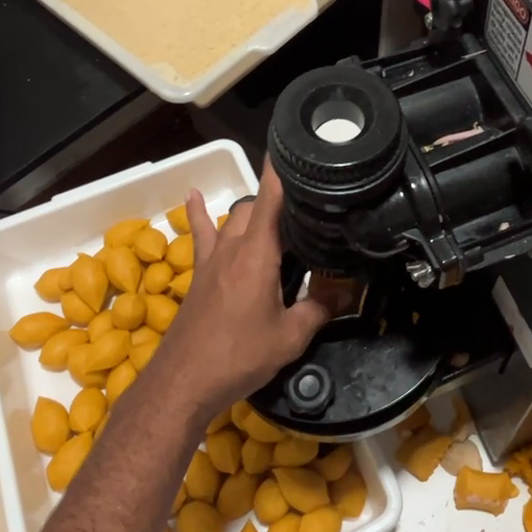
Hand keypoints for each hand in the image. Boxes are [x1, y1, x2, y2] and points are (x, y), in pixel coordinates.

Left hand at [153, 163, 331, 419]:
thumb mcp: (290, 337)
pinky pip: (202, 234)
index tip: (295, 148)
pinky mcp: (200, 274)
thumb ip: (320, 309)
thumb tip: (348, 292)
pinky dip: (201, 214)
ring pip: (232, 218)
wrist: (183, 382)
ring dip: (252, 211)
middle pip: (255, 207)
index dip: (283, 172)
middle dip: (279, 201)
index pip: (272, 200)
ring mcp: (212, 259)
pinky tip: (194, 196)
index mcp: (258, 254)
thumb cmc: (238, 357)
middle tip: (306, 210)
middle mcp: (233, 247)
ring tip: (273, 209)